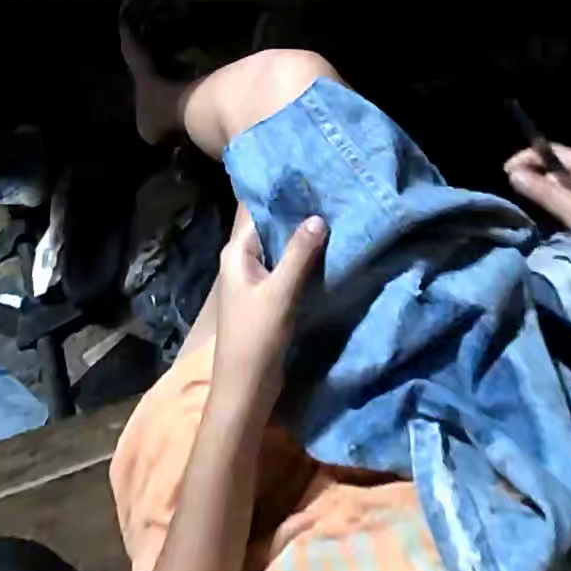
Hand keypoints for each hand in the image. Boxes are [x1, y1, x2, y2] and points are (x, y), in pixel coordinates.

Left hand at [211, 210, 327, 415]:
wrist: (246, 390)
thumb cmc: (256, 337)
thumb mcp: (280, 292)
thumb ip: (299, 254)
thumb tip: (318, 217)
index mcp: (237, 253)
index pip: (259, 212)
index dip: (283, 198)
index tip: (311, 180)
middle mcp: (242, 261)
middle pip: (271, 229)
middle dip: (297, 216)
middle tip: (329, 196)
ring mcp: (255, 279)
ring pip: (280, 249)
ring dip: (302, 239)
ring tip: (334, 217)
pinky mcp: (267, 296)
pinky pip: (286, 268)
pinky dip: (303, 259)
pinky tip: (326, 252)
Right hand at [505, 144, 570, 301]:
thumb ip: (544, 192)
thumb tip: (513, 173)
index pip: (556, 151)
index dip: (529, 156)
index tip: (507, 171)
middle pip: (564, 164)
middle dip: (538, 172)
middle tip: (515, 187)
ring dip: (550, 187)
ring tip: (531, 200)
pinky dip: (565, 199)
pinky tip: (558, 213)